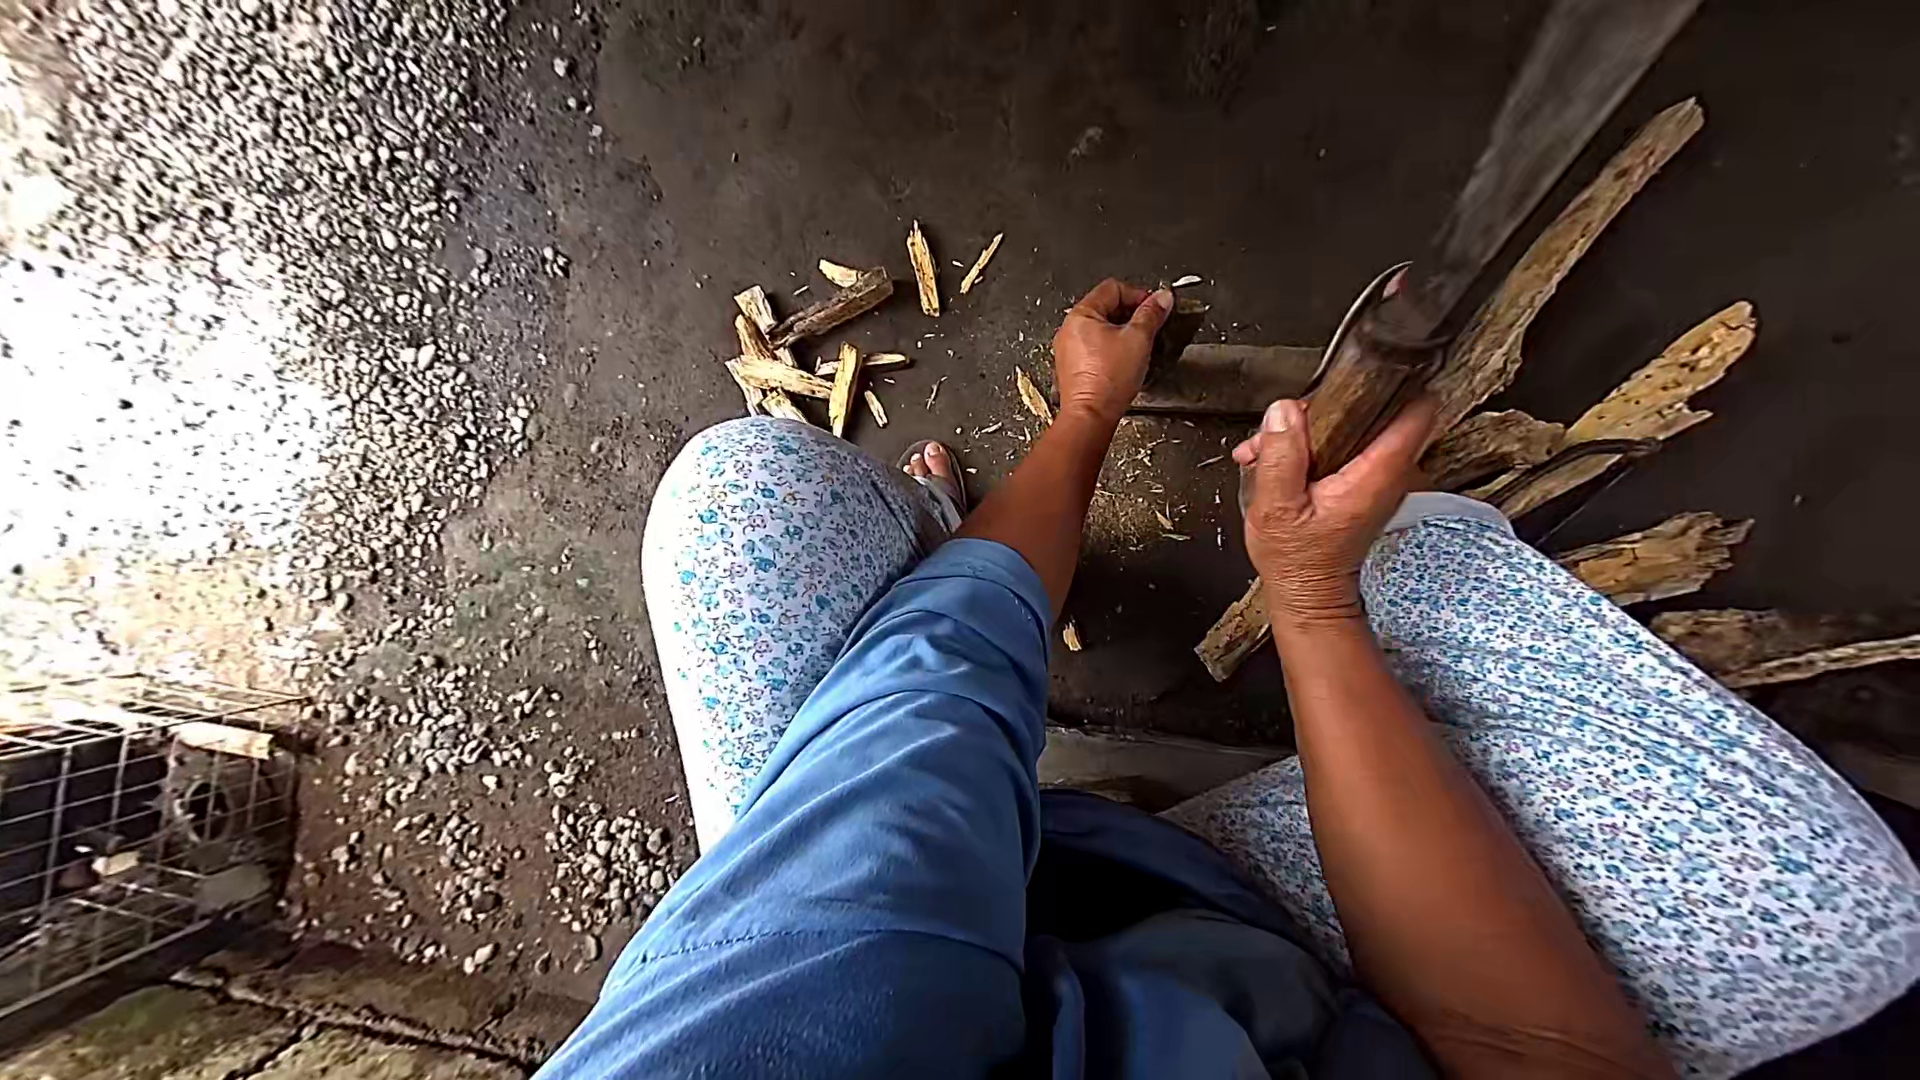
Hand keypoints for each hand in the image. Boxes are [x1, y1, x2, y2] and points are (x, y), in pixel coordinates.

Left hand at [1051, 279, 1173, 424]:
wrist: (1090, 416)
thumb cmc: (1107, 381)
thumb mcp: (1138, 339)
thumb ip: (1151, 314)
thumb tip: (1162, 298)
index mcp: (1080, 315)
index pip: (1113, 289)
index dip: (1138, 295)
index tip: (1155, 307)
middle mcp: (1069, 330)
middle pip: (1106, 308)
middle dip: (1131, 315)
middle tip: (1150, 327)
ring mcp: (1069, 350)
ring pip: (1101, 330)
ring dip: (1122, 333)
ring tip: (1138, 347)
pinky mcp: (1073, 368)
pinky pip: (1095, 349)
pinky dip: (1111, 350)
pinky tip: (1124, 362)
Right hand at [1233, 396, 1436, 629]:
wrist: (1305, 590)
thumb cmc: (1296, 559)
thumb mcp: (1276, 506)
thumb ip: (1281, 456)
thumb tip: (1284, 411)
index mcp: (1375, 474)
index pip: (1412, 410)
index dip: (1385, 386)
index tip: (1349, 381)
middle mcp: (1386, 473)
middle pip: (1367, 412)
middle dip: (1315, 415)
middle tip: (1278, 434)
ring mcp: (1375, 477)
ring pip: (1346, 428)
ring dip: (1302, 434)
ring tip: (1266, 454)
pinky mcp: (1360, 483)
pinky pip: (1337, 447)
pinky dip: (1305, 450)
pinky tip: (1275, 465)